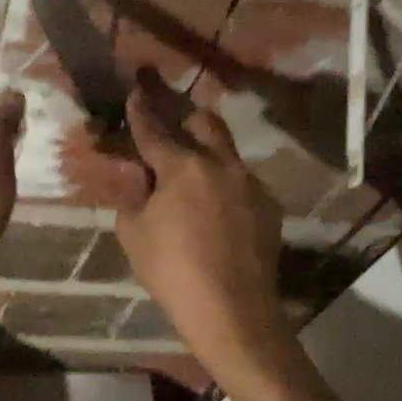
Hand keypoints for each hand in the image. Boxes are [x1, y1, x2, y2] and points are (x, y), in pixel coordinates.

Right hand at [112, 74, 292, 382]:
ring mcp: (251, 185)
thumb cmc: (173, 273)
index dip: (141, 109)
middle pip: (203, 122)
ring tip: (191, 161)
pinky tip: (214, 205)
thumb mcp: (134, 235)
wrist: (232, 310)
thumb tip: (138, 177)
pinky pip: (241, 183)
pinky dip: (223, 183)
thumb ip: (133, 196)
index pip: (155, 129)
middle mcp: (222, 164)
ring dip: (206, 149)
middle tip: (168, 108)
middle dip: (182, 112)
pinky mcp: (268, 208)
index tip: (135, 90)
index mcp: (183, 167)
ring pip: (227, 152)